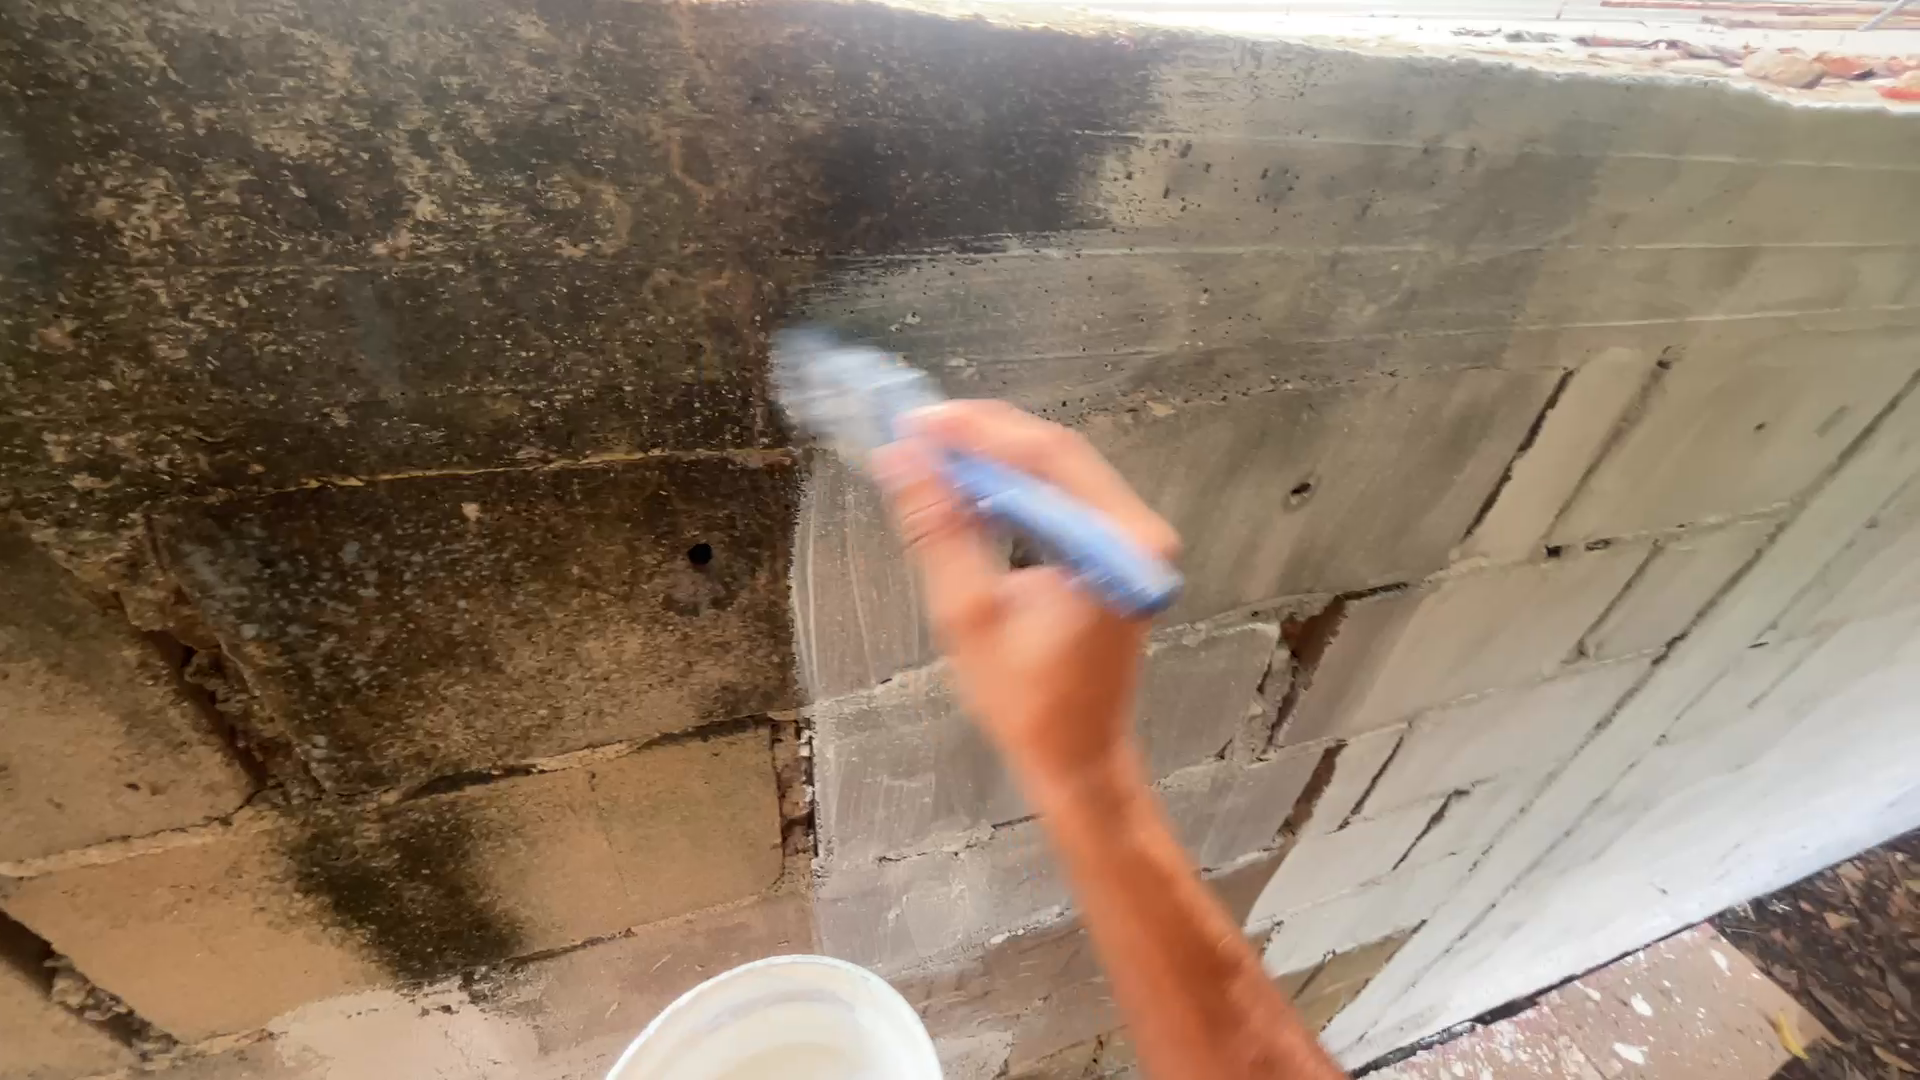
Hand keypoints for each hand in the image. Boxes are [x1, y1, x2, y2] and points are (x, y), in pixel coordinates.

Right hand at [871, 401, 1181, 797]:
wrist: (1078, 756)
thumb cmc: (1027, 703)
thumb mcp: (969, 615)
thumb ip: (938, 531)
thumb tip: (901, 457)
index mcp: (1118, 545)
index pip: (1046, 458)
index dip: (978, 432)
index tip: (918, 421)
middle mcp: (1137, 531)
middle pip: (1056, 455)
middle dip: (983, 438)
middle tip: (918, 432)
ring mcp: (1130, 539)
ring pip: (1056, 472)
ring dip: (994, 460)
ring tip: (934, 455)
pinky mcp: (1114, 550)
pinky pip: (1059, 498)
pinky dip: (1012, 489)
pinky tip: (971, 490)